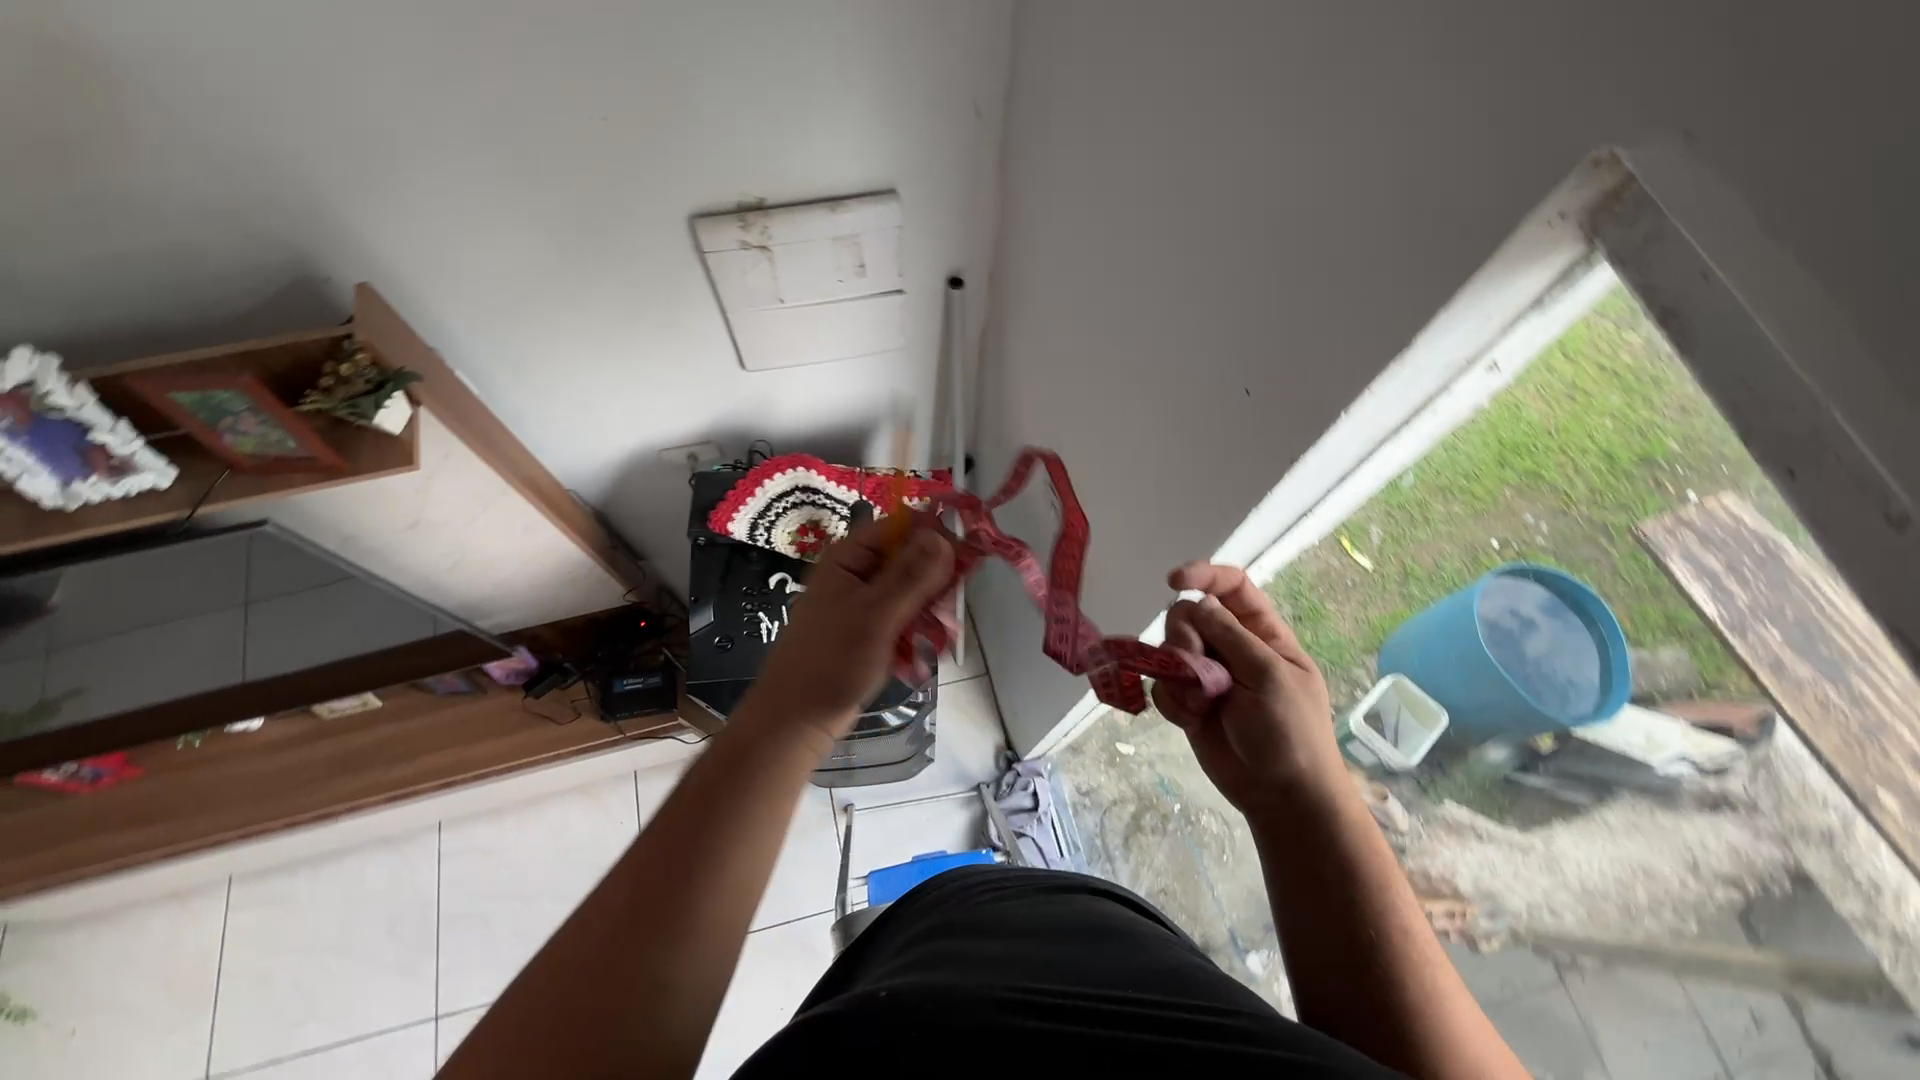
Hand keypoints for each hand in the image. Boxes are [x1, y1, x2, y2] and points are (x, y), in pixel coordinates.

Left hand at [743, 516, 955, 740]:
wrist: (798, 719)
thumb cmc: (831, 661)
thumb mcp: (876, 615)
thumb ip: (912, 576)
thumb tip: (944, 537)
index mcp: (848, 558)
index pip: (899, 528)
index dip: (933, 535)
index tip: (967, 554)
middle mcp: (856, 574)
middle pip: (910, 561)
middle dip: (933, 584)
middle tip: (948, 610)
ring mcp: (863, 605)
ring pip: (912, 594)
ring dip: (928, 615)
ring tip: (935, 641)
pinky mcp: (870, 632)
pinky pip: (904, 621)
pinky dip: (916, 636)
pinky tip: (918, 659)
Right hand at [1151, 562, 1344, 813]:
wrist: (1280, 794)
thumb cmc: (1290, 731)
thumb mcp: (1268, 675)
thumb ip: (1230, 635)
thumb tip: (1196, 603)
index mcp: (1262, 633)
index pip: (1231, 586)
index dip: (1203, 575)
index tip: (1174, 582)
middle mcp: (1231, 648)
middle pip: (1188, 617)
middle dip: (1185, 639)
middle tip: (1199, 669)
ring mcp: (1207, 676)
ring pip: (1169, 651)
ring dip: (1179, 676)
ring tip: (1202, 705)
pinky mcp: (1188, 703)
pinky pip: (1162, 686)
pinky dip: (1172, 701)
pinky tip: (1192, 720)